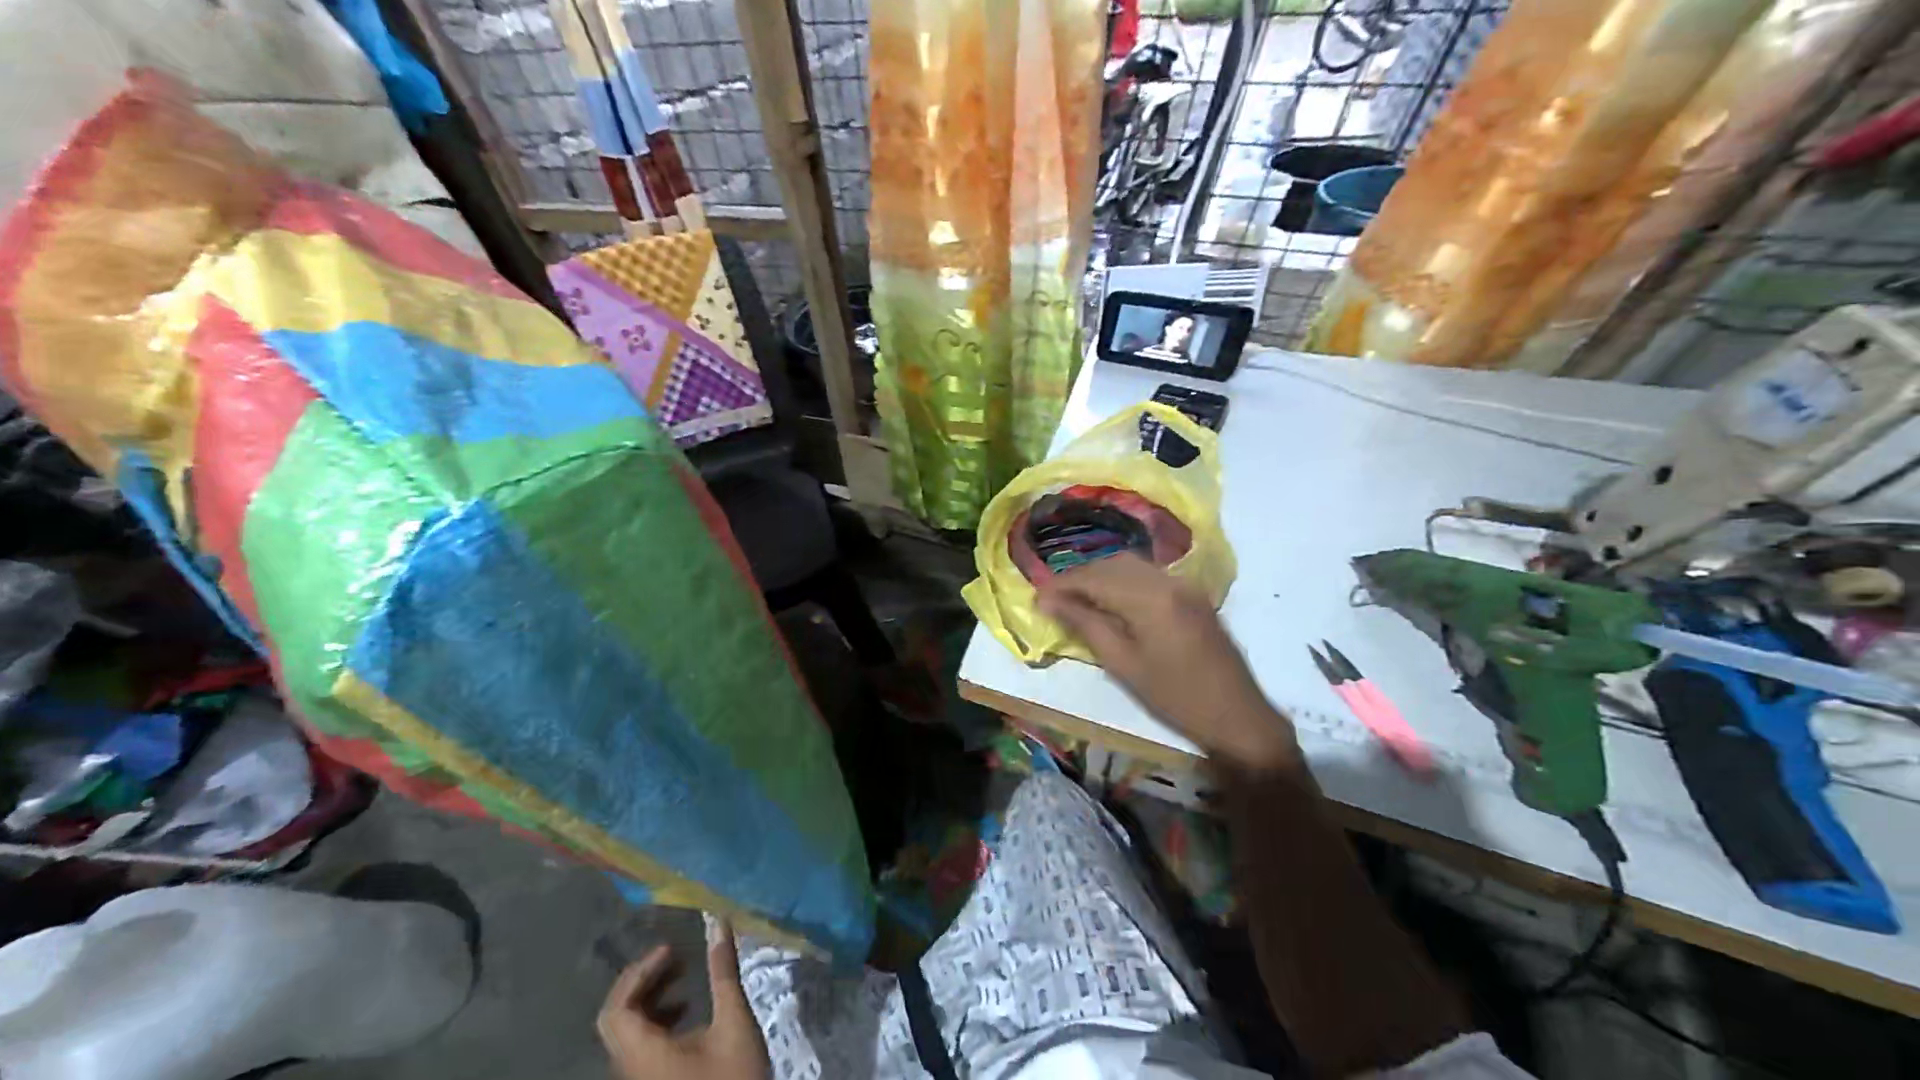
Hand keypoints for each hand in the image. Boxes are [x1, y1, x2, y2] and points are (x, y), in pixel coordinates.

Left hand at [597, 919, 769, 1079]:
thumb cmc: (734, 1079)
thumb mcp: (734, 1022)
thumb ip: (724, 973)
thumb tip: (718, 924)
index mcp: (643, 1054)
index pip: (616, 1008)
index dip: (639, 973)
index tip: (672, 950)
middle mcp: (631, 1070)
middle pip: (616, 1019)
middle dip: (644, 982)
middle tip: (675, 958)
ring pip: (628, 1034)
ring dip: (651, 1000)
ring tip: (684, 979)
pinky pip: (640, 1049)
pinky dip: (657, 1022)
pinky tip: (688, 1013)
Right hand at [1039, 555, 1296, 770]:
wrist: (1237, 715)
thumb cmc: (1174, 697)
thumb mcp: (1122, 664)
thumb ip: (1085, 625)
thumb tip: (1048, 601)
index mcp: (1149, 597)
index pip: (1094, 577)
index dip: (1062, 585)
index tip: (1037, 598)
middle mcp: (1168, 580)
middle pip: (1112, 564)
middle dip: (1080, 577)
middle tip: (1054, 599)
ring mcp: (1184, 585)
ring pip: (1131, 566)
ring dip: (1101, 576)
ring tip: (1077, 599)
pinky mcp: (1193, 594)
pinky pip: (1149, 575)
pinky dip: (1124, 581)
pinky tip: (1111, 601)